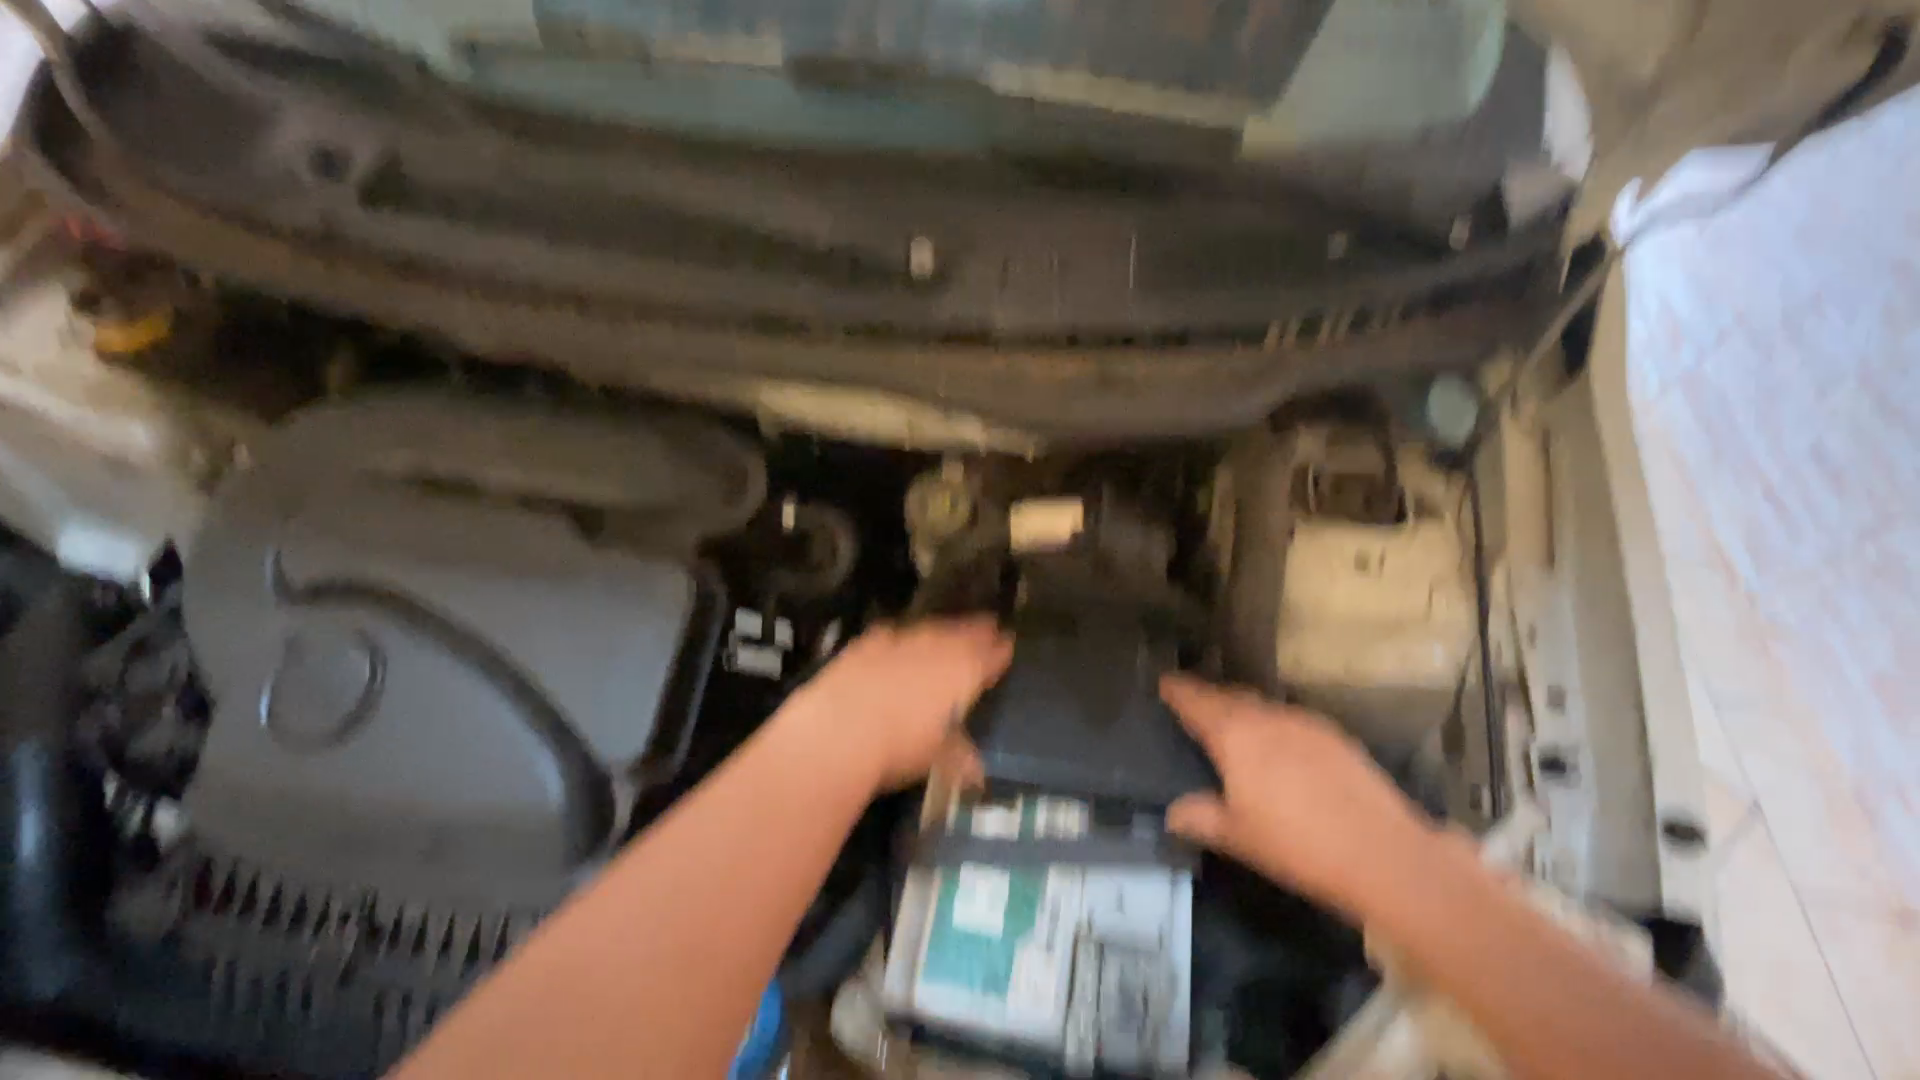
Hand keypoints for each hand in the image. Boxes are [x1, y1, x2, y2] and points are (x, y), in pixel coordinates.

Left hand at [781, 617, 1013, 792]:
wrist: (839, 730)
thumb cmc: (900, 748)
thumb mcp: (937, 760)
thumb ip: (959, 757)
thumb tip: (976, 772)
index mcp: (962, 673)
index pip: (990, 656)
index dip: (1000, 650)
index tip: (1008, 643)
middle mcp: (935, 650)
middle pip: (962, 634)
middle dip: (976, 631)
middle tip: (987, 625)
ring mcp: (899, 643)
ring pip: (929, 629)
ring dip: (941, 630)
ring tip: (947, 631)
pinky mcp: (866, 645)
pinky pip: (891, 635)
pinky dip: (899, 637)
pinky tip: (895, 640)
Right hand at [1161, 674, 1437, 915]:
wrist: (1383, 854)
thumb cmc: (1296, 845)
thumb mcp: (1237, 838)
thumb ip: (1200, 817)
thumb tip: (1174, 812)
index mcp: (1235, 736)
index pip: (1197, 701)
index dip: (1178, 690)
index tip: (1164, 682)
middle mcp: (1268, 718)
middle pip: (1230, 697)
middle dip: (1209, 699)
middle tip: (1192, 705)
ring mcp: (1306, 723)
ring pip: (1263, 707)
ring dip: (1243, 712)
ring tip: (1234, 728)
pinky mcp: (1336, 737)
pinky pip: (1291, 721)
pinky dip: (1274, 727)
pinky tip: (1280, 751)